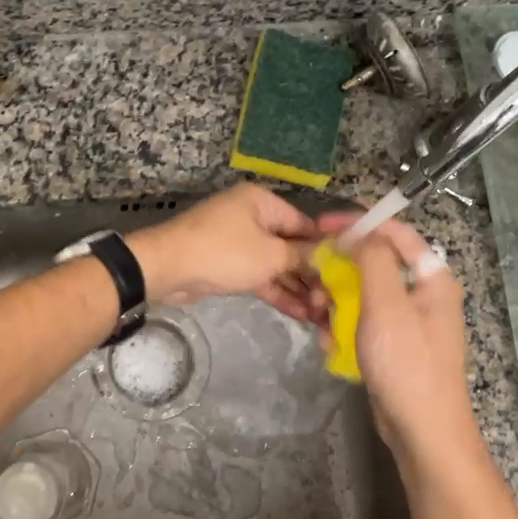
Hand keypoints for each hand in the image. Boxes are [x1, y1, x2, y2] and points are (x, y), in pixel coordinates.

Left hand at [128, 184, 324, 324]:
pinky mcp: (228, 266)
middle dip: (313, 275)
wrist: (167, 269)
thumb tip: (331, 254)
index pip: (306, 224)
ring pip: (276, 266)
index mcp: (263, 203)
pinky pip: (260, 277)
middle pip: (292, 247)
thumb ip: (303, 255)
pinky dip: (278, 293)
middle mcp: (252, 218)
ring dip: (298, 289)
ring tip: (325, 315)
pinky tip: (302, 315)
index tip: (350, 271)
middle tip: (338, 301)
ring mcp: (239, 243)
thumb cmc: (223, 252)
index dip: (327, 248)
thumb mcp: (270, 255)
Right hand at [315, 212, 476, 462]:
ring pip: (364, 293)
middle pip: (375, 262)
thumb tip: (359, 231)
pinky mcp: (394, 344)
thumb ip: (373, 260)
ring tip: (318, 316)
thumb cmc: (407, 364)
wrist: (422, 430)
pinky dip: (343, 326)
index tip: (321, 225)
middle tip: (313, 279)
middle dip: (341, 269)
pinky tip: (329, 342)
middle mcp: (423, 294)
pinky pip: (363, 321)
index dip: (358, 222)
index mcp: (431, 278)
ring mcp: (409, 321)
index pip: (394, 232)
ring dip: (337, 300)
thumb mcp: (387, 305)